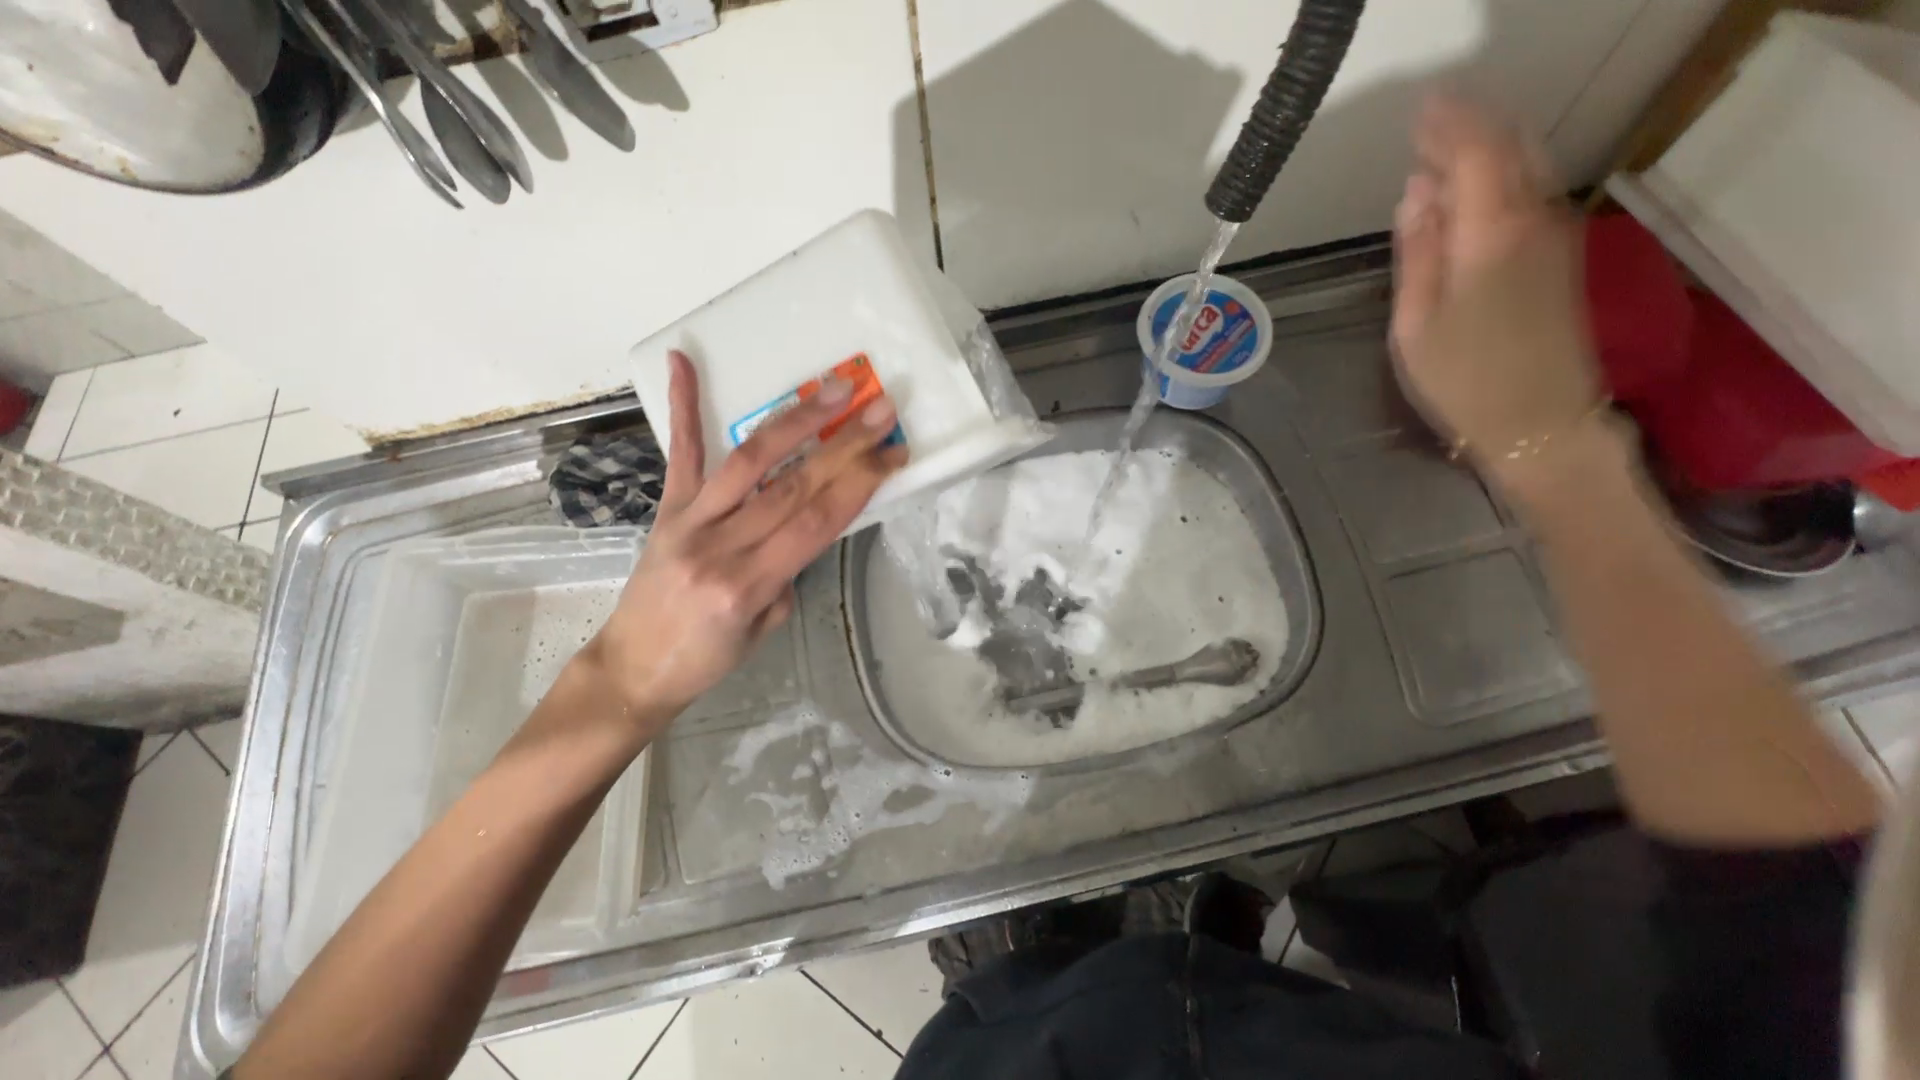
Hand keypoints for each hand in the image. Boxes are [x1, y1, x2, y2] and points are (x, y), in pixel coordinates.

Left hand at [588, 351, 906, 719]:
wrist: (633, 668)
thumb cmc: (706, 658)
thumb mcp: (763, 628)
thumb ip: (787, 573)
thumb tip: (805, 524)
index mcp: (749, 584)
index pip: (816, 522)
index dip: (860, 482)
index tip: (895, 453)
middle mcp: (719, 545)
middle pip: (793, 485)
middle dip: (844, 444)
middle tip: (881, 409)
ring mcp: (689, 521)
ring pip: (748, 461)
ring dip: (794, 420)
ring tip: (830, 388)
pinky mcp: (666, 508)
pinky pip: (681, 454)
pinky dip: (683, 405)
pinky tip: (683, 359)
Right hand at [1390, 96, 1602, 479]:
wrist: (1540, 424)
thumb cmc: (1463, 382)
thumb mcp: (1414, 324)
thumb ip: (1416, 250)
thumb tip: (1416, 192)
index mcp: (1489, 235)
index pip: (1474, 151)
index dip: (1446, 125)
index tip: (1416, 113)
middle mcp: (1533, 220)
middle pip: (1509, 147)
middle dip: (1469, 128)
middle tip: (1427, 127)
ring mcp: (1556, 234)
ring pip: (1528, 164)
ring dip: (1489, 148)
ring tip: (1445, 152)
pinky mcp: (1564, 254)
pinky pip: (1534, 189)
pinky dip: (1504, 173)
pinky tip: (1474, 189)